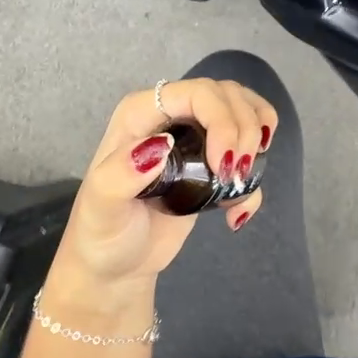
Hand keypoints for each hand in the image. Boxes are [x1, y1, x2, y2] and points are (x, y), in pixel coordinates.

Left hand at [44, 79, 276, 305]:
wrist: (116, 266)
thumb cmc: (102, 234)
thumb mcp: (102, 208)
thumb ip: (120, 176)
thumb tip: (161, 145)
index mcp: (142, 113)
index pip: (197, 92)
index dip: (221, 119)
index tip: (223, 165)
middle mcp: (171, 114)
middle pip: (227, 95)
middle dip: (244, 129)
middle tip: (238, 174)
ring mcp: (193, 135)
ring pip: (243, 109)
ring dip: (256, 139)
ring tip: (243, 179)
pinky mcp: (210, 161)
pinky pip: (247, 146)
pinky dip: (256, 178)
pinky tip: (239, 212)